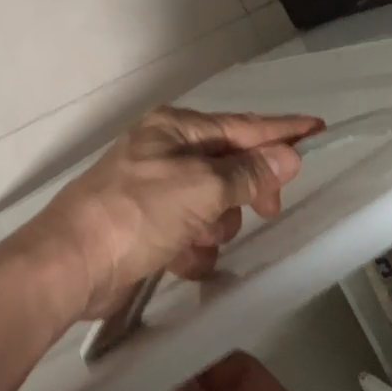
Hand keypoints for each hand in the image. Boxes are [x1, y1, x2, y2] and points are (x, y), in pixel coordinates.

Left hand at [13, 106, 323, 320]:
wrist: (73, 263)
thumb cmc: (136, 213)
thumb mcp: (199, 188)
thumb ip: (247, 173)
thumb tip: (285, 155)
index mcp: (173, 130)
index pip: (241, 127)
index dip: (281, 131)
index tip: (318, 129)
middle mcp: (164, 154)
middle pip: (230, 171)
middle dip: (242, 196)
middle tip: (265, 211)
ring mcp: (155, 193)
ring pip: (215, 210)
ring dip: (212, 230)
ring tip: (190, 240)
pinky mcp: (148, 230)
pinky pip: (192, 238)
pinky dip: (190, 252)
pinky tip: (176, 261)